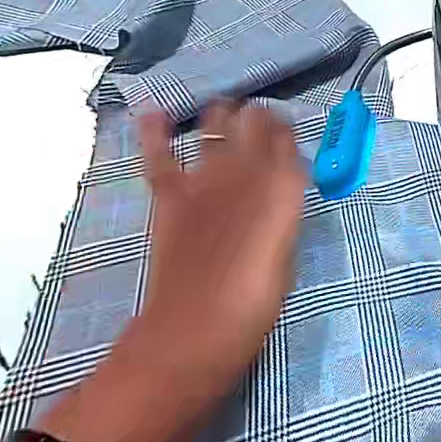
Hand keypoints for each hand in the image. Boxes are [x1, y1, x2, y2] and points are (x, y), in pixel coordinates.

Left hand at [0, 103, 307, 441]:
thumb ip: (282, 210)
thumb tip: (277, 189)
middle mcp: (248, 169)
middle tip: (254, 123)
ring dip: (220, 114)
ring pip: (215, 122)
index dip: (284, 129)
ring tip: (221, 114)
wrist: (197, 330)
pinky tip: (154, 110)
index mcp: (284, 186)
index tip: (283, 132)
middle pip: (254, 118)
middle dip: (256, 115)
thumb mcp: (285, 252)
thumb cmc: (255, 302)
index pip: (287, 136)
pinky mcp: (171, 192)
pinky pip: (161, 153)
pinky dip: (155, 130)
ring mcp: (206, 176)